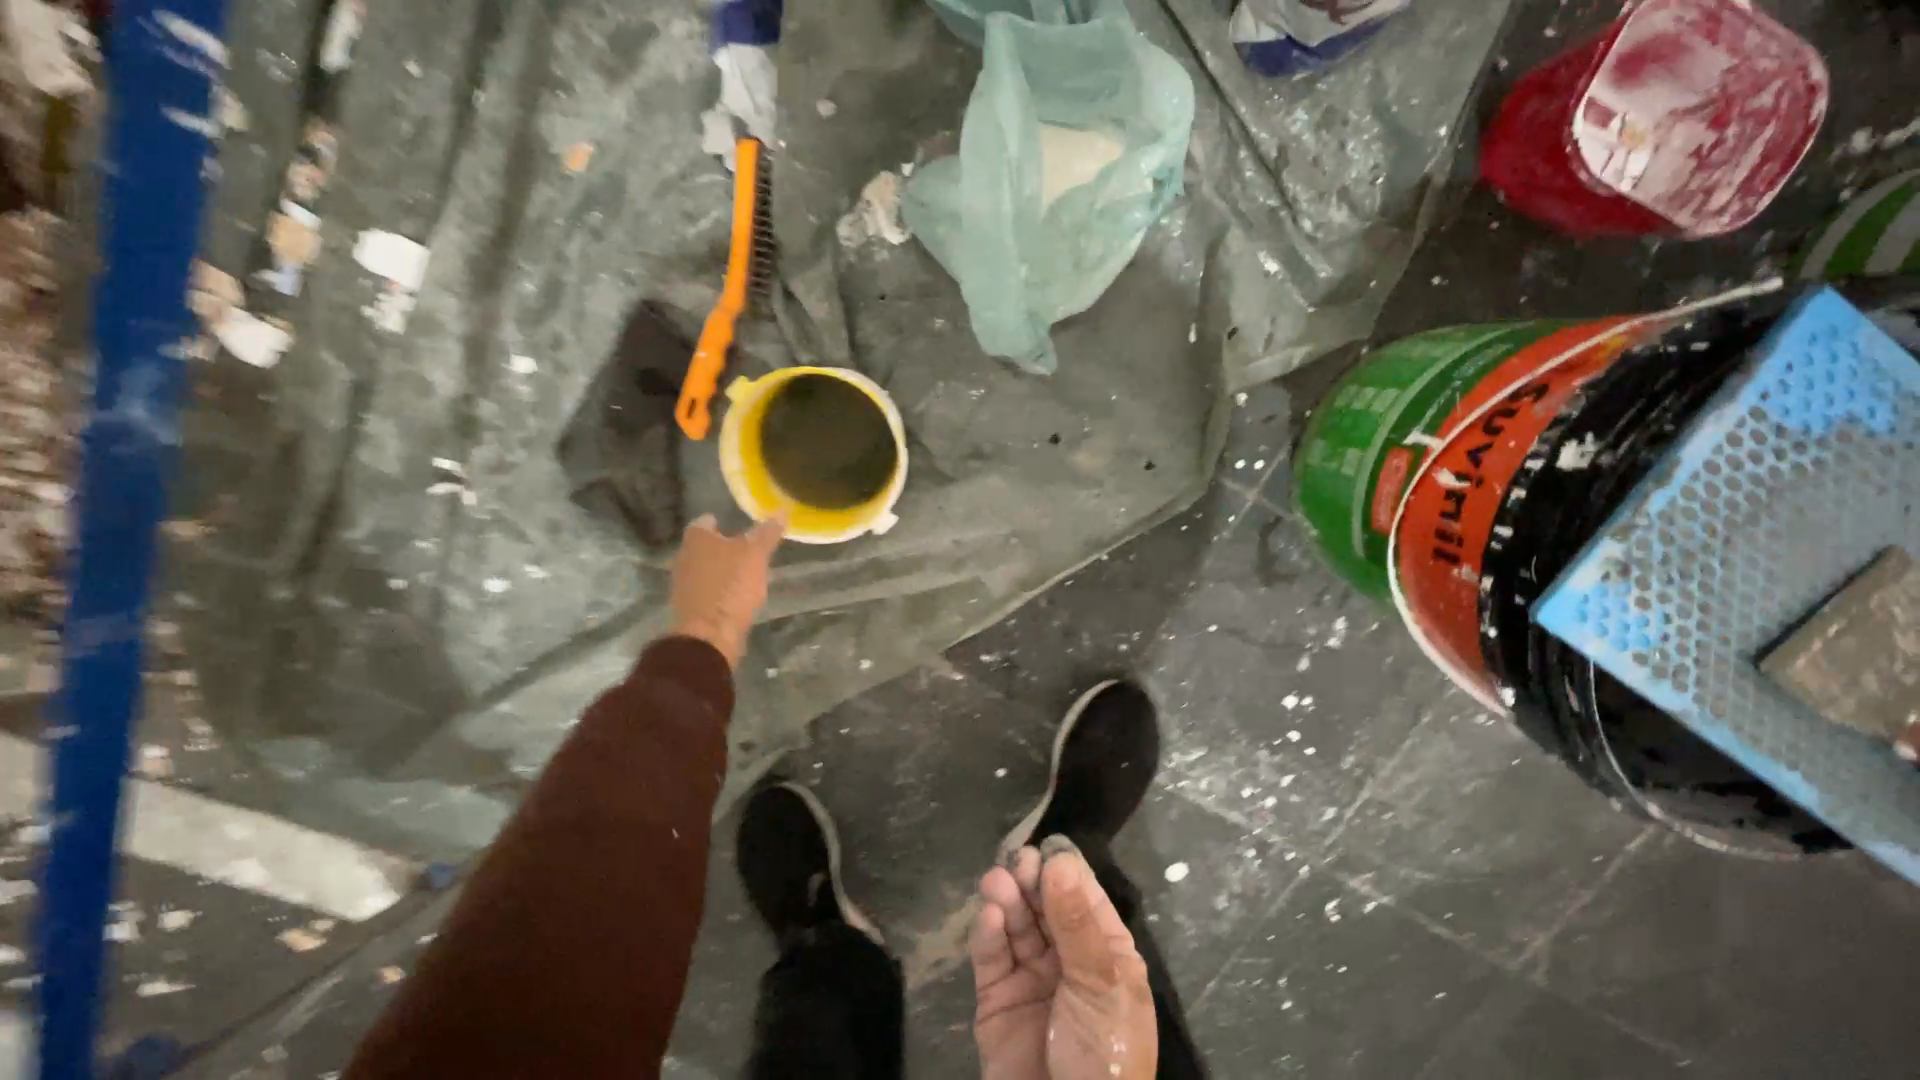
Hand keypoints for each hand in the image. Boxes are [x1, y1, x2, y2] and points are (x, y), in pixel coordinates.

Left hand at [668, 514, 782, 667]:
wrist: (709, 634)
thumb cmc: (730, 586)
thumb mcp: (756, 555)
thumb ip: (767, 533)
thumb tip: (781, 510)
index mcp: (696, 538)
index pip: (707, 520)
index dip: (723, 521)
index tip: (742, 526)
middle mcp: (683, 555)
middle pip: (704, 545)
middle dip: (723, 546)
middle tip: (748, 550)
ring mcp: (683, 583)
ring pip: (704, 568)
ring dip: (721, 570)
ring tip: (746, 574)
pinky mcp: (688, 606)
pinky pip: (705, 590)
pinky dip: (718, 590)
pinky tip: (736, 596)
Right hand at [969, 839, 1156, 1079]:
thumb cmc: (1103, 1051)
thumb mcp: (1101, 984)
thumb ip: (1076, 923)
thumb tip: (1060, 861)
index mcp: (1105, 955)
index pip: (1083, 899)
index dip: (1065, 873)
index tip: (1046, 848)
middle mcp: (1068, 960)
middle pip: (1045, 907)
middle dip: (1031, 882)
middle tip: (1017, 861)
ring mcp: (1031, 977)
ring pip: (1015, 926)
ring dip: (1007, 901)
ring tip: (996, 882)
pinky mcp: (996, 998)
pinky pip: (991, 957)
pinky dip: (988, 934)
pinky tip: (989, 915)